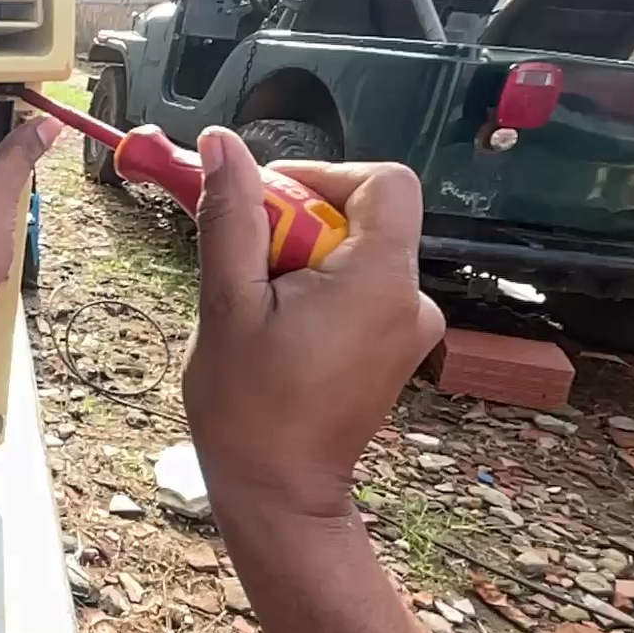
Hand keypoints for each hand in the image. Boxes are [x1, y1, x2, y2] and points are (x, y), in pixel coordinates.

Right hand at [181, 126, 443, 519]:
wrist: (276, 488)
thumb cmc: (245, 402)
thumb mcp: (226, 300)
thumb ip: (230, 216)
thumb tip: (222, 143)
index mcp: (379, 281)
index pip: (384, 183)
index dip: (321, 175)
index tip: (263, 198)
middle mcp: (411, 298)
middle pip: (359, 218)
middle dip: (291, 224)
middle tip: (239, 265)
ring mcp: (406, 327)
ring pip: (350, 254)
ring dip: (294, 259)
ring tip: (250, 305)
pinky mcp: (391, 347)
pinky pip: (353, 289)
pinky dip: (310, 288)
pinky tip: (272, 326)